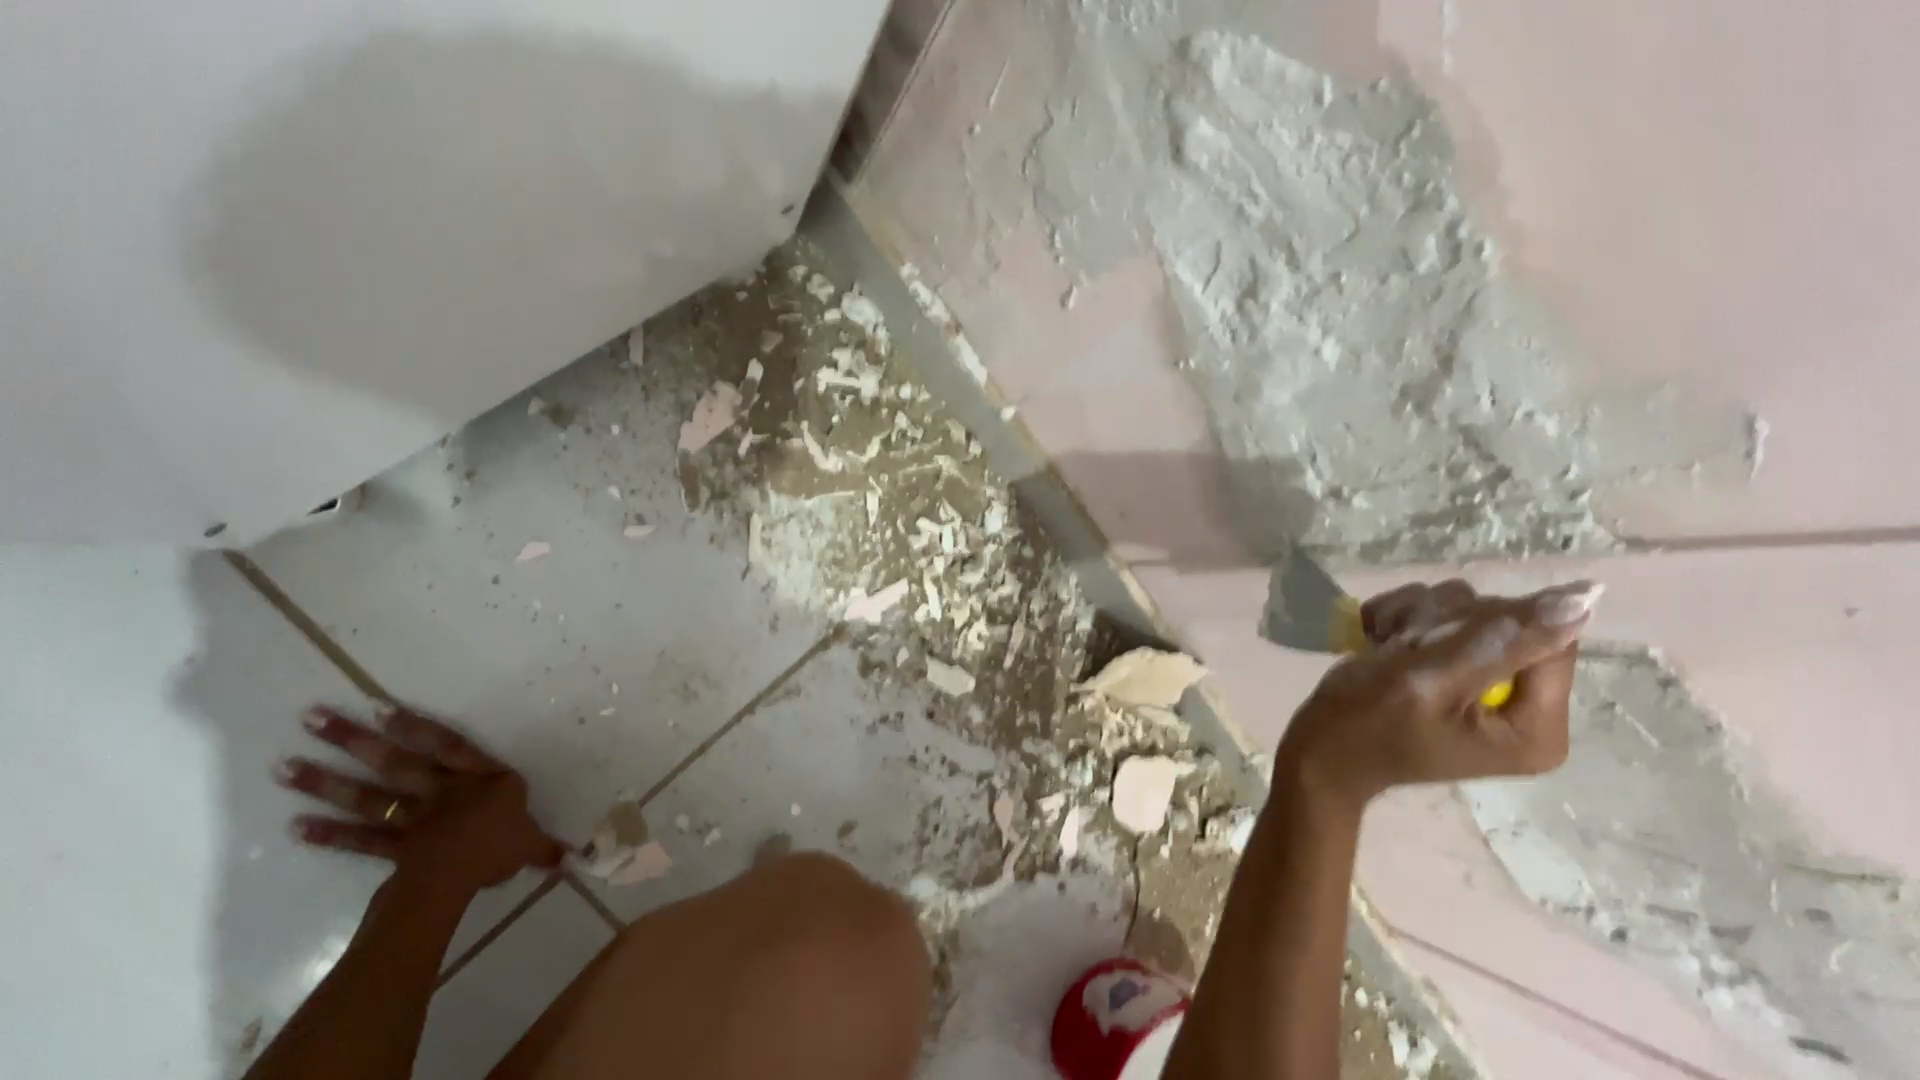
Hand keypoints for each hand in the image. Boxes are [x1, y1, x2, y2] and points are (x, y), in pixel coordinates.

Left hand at [274, 705, 564, 890]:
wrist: (461, 878)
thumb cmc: (499, 848)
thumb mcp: (531, 843)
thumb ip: (543, 847)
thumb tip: (572, 858)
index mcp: (481, 780)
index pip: (448, 745)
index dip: (415, 726)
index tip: (378, 707)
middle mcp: (442, 791)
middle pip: (395, 762)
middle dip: (352, 740)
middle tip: (310, 719)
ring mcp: (412, 818)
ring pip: (367, 795)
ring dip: (324, 782)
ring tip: (285, 767)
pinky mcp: (393, 848)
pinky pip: (360, 838)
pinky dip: (328, 833)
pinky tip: (295, 825)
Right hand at [1275, 579, 1602, 810]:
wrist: (1317, 753)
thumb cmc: (1365, 724)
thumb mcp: (1431, 681)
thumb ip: (1502, 641)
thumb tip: (1586, 599)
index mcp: (1537, 724)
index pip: (1546, 636)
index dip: (1485, 621)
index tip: (1427, 640)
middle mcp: (1526, 706)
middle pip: (1507, 620)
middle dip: (1442, 622)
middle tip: (1397, 646)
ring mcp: (1490, 689)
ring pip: (1470, 612)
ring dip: (1417, 618)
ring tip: (1384, 646)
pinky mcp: (1458, 676)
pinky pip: (1445, 622)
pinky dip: (1406, 623)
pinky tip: (1381, 643)